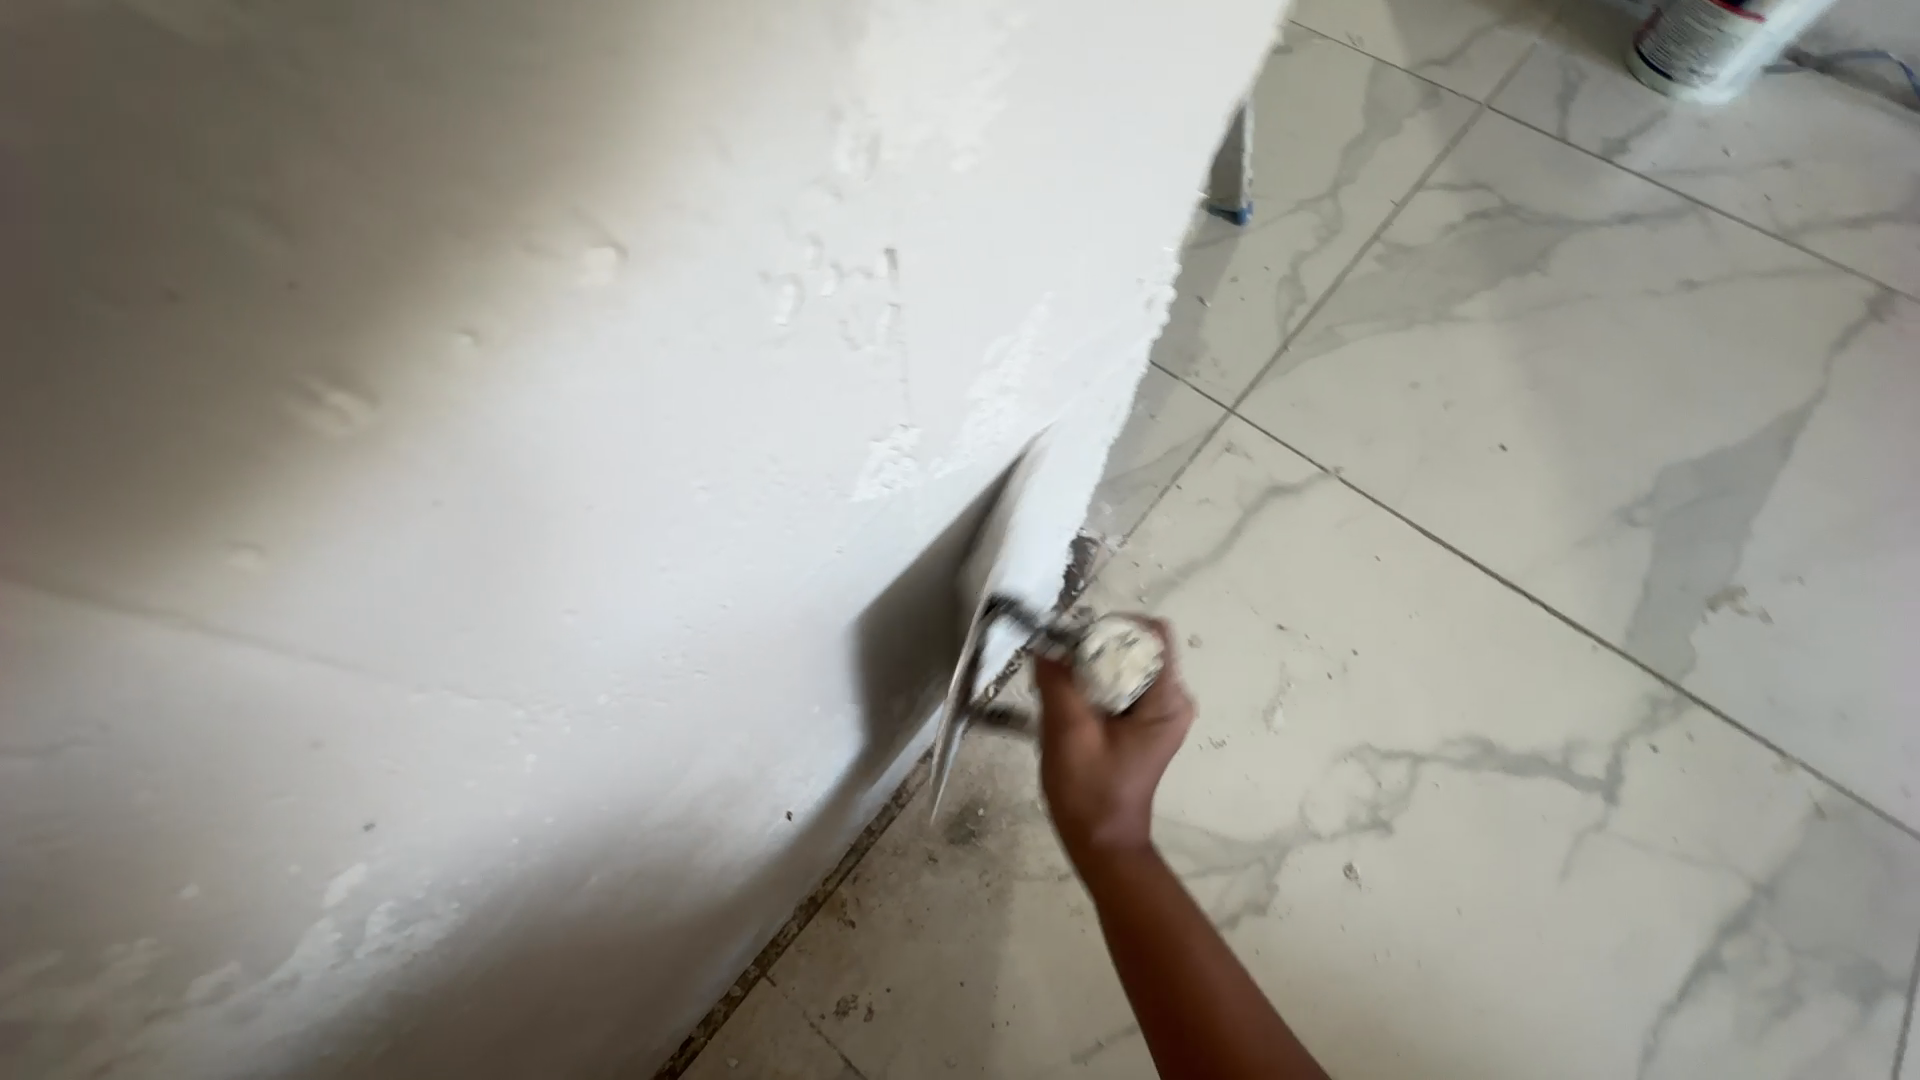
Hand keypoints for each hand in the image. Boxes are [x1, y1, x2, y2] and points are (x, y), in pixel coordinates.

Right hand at [1035, 616, 1193, 869]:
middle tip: (1062, 675)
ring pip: (1124, 663)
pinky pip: (1119, 683)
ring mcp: (1159, 710)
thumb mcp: (1068, 731)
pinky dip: (1093, 685)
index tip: (1077, 647)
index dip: (1112, 629)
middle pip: (1136, 646)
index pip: (1151, 634)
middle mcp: (1172, 699)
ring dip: (1090, 669)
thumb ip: (1057, 682)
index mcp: (1167, 700)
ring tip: (1063, 694)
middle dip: (1095, 651)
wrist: (1101, 840)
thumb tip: (1044, 647)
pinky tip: (1071, 707)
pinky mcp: (1144, 721)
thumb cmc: (1090, 790)